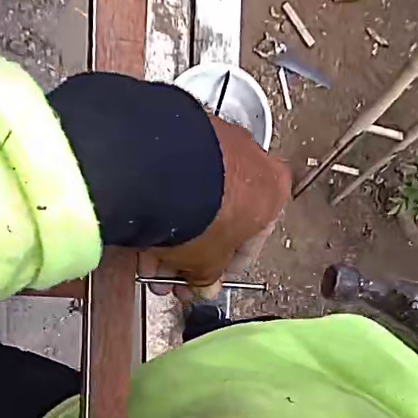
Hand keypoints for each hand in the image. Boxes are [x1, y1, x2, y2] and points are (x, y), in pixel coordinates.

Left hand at [146, 116, 287, 293]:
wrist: (167, 171)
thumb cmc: (203, 210)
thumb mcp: (210, 261)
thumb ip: (209, 276)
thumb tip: (204, 283)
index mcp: (274, 192)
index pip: (251, 242)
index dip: (223, 269)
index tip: (204, 280)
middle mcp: (252, 161)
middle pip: (220, 221)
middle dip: (193, 253)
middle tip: (173, 274)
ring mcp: (217, 143)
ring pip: (195, 202)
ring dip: (174, 236)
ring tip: (150, 259)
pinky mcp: (183, 133)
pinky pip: (176, 181)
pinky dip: (163, 207)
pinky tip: (143, 231)